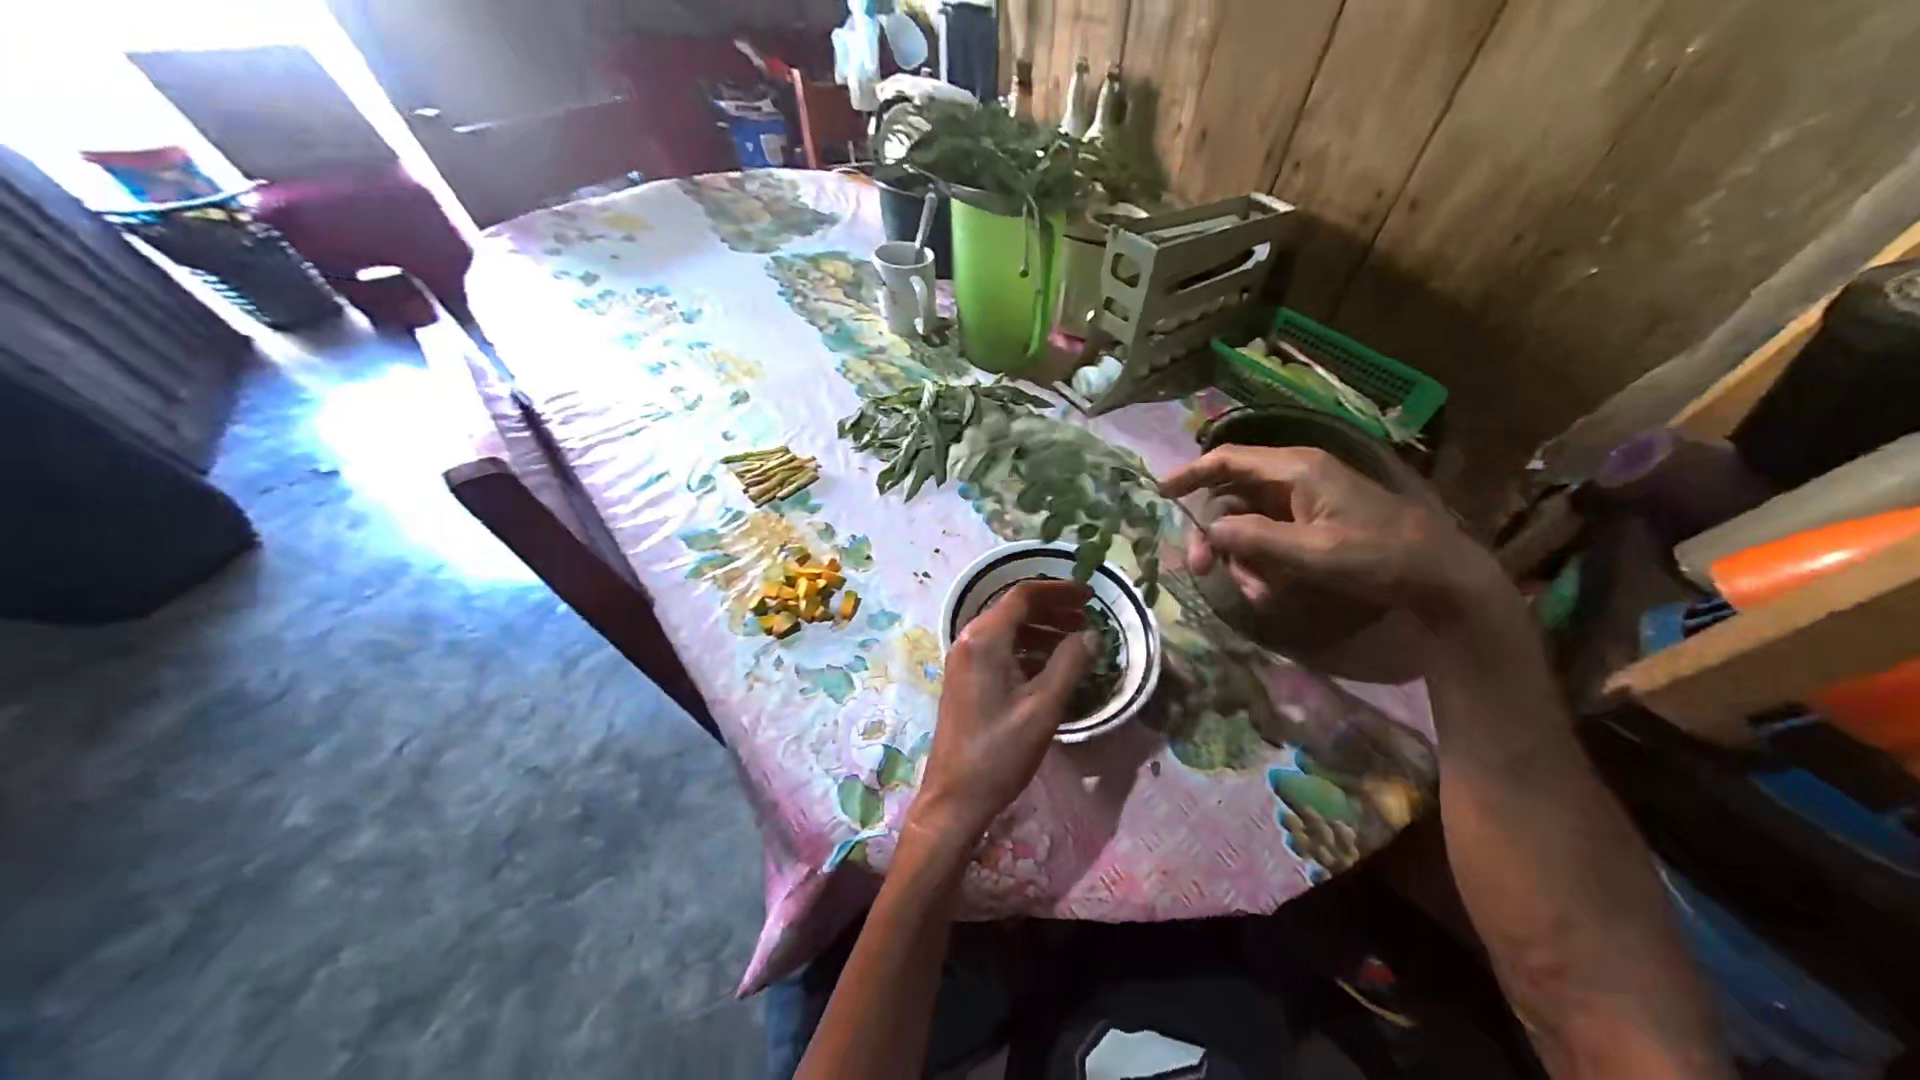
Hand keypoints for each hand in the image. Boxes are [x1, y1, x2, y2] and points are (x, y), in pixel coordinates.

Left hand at [910, 580, 1093, 843]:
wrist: (955, 795)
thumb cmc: (1001, 751)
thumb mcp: (1043, 707)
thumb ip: (1070, 664)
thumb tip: (1091, 635)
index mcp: (984, 639)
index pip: (1022, 595)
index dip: (1058, 591)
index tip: (1090, 595)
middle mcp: (969, 641)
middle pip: (1013, 609)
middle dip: (1052, 609)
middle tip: (1088, 618)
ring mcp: (963, 660)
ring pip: (1007, 631)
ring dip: (1042, 630)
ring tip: (1077, 642)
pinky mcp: (965, 679)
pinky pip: (999, 650)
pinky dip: (1027, 650)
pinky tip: (1052, 666)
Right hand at [1159, 446, 1508, 620]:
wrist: (1438, 576)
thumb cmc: (1379, 557)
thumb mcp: (1313, 552)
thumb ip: (1255, 538)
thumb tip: (1210, 530)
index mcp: (1297, 470)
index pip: (1229, 460)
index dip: (1191, 472)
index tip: (1160, 492)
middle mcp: (1295, 477)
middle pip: (1231, 498)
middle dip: (1214, 535)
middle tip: (1201, 569)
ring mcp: (1304, 500)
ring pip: (1246, 522)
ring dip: (1241, 558)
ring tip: (1256, 592)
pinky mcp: (1312, 521)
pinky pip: (1268, 536)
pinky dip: (1261, 562)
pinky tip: (1270, 590)